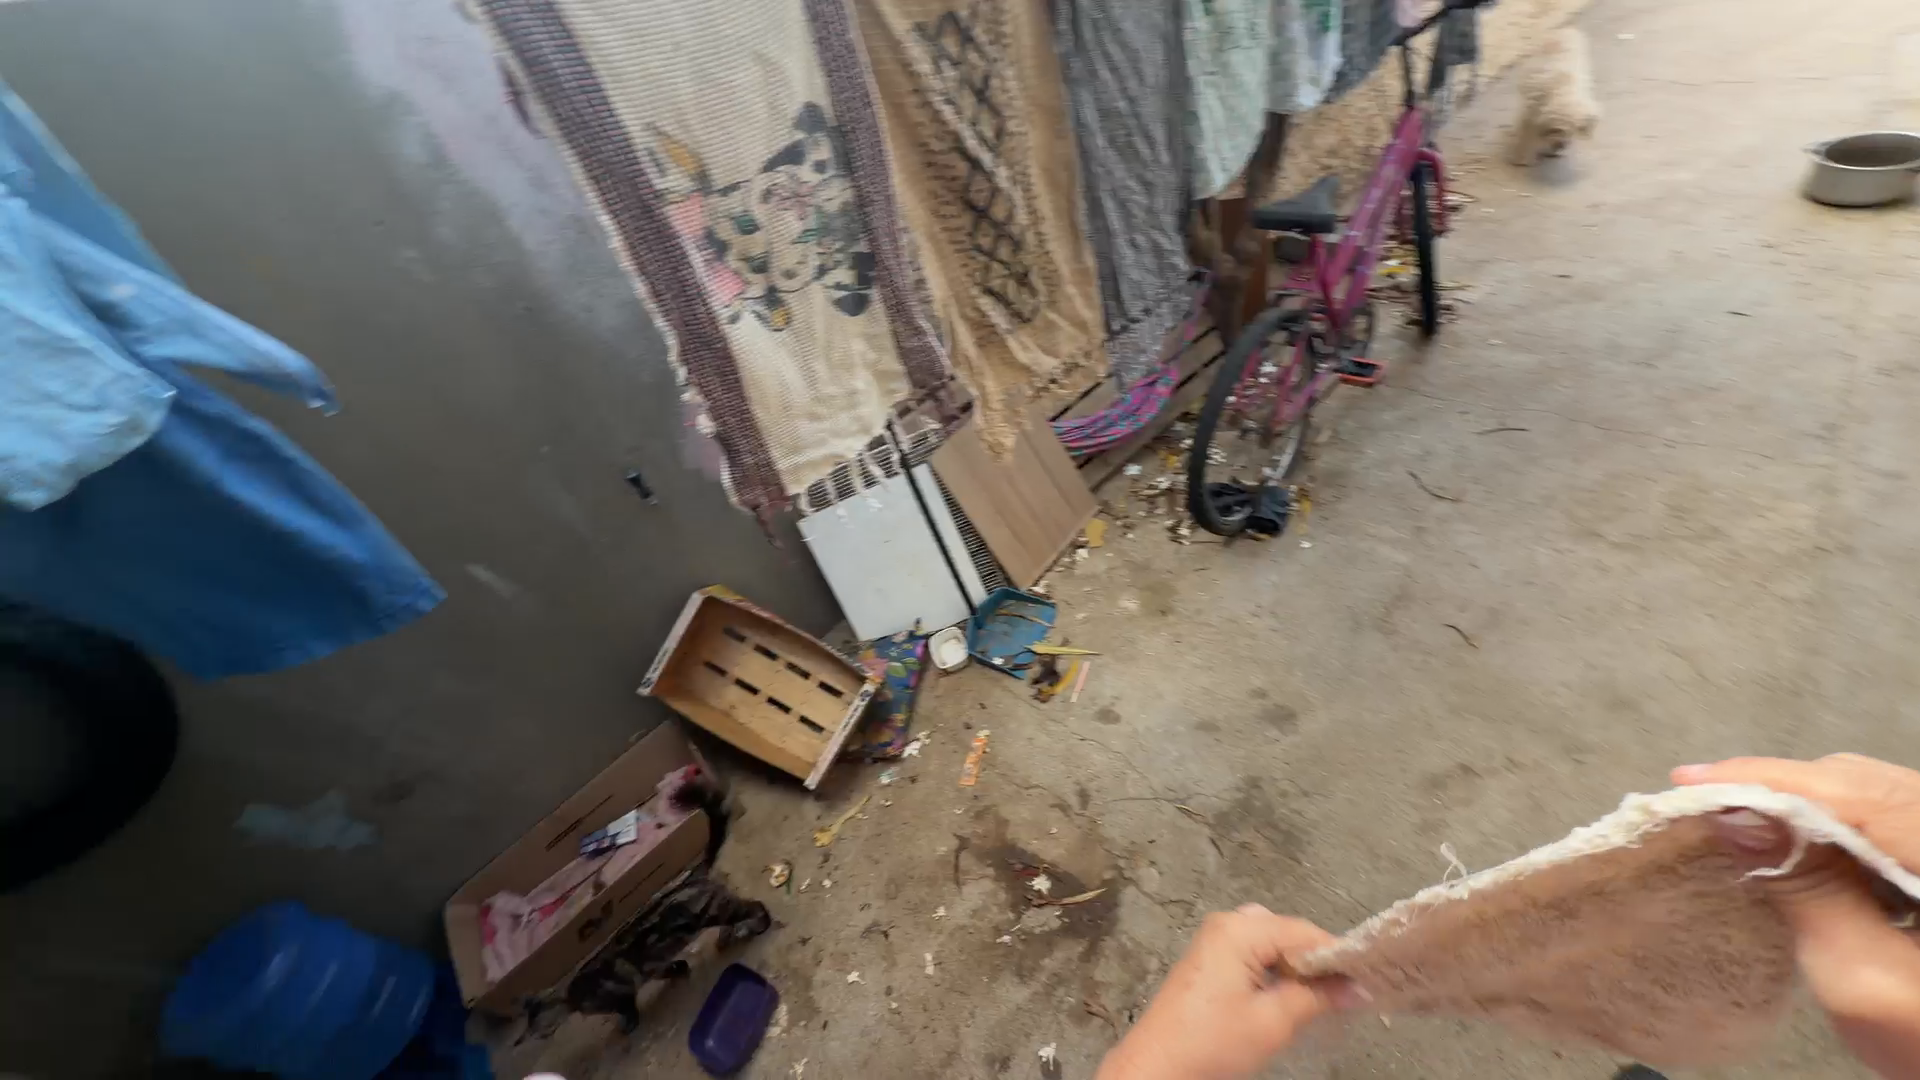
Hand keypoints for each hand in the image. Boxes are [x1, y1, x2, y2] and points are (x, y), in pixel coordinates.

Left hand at [1095, 905, 1362, 1079]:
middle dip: (1317, 960)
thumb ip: (1316, 998)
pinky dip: (1276, 971)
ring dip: (1297, 967)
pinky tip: (1293, 996)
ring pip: (1270, 943)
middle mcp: (1225, 923)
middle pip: (1285, 932)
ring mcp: (1215, 939)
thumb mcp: (1273, 1022)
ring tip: (1327, 997)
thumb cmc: (1214, 1042)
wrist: (1160, 1065)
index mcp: (1238, 929)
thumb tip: (1358, 987)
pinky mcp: (1210, 959)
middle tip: (1351, 991)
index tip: (1371, 978)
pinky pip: (1253, 954)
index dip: (1337, 954)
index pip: (1301, 930)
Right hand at [1673, 754, 1919, 1078]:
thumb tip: (1733, 815)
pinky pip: (1898, 811)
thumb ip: (1805, 891)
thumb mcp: (1863, 980)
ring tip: (1751, 819)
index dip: (1767, 778)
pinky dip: (1843, 817)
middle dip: (1784, 785)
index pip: (1858, 794)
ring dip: (1811, 799)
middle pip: (1872, 783)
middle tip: (1712, 803)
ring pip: (1885, 791)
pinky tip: (1810, 840)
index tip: (1688, 780)